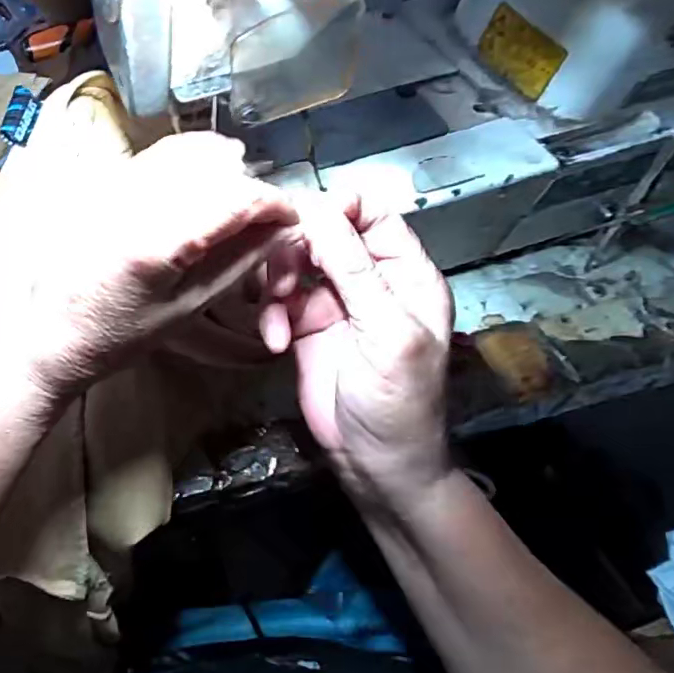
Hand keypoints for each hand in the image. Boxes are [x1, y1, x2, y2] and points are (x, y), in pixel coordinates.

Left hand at [0, 132, 296, 398]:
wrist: (51, 335)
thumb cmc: (120, 335)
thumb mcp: (186, 308)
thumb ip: (237, 262)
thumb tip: (279, 231)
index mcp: (159, 240)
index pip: (235, 198)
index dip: (273, 203)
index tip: (291, 218)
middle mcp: (137, 199)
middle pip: (215, 169)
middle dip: (250, 188)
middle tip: (264, 218)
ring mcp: (115, 185)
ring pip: (187, 153)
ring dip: (222, 168)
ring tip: (239, 195)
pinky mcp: (102, 182)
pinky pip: (158, 154)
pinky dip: (189, 159)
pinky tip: (203, 174)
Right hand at [260, 193, 454, 514]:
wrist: (374, 464)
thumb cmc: (399, 403)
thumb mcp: (386, 333)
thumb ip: (354, 272)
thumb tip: (321, 212)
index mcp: (404, 272)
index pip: (372, 213)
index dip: (338, 208)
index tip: (307, 225)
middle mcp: (367, 279)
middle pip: (324, 231)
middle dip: (297, 249)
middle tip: (281, 280)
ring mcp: (333, 301)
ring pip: (294, 261)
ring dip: (276, 281)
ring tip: (276, 313)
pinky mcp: (304, 325)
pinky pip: (277, 299)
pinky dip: (270, 314)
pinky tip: (275, 341)